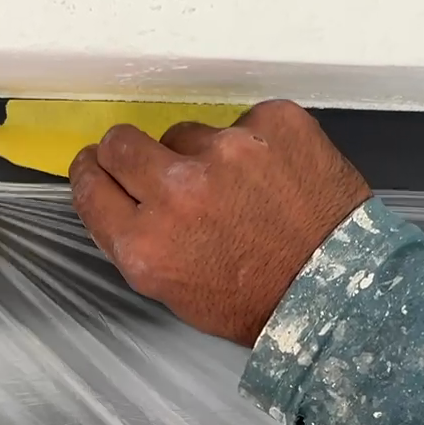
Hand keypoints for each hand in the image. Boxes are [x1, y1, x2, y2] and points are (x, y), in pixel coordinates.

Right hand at [69, 100, 370, 346]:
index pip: (89, 183)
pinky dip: (251, 145)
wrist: (334, 290)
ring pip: (184, 132)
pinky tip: (271, 179)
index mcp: (145, 244)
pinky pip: (240, 122)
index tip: (99, 168)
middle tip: (155, 168)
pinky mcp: (272, 122)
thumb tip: (118, 194)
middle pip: (121, 142)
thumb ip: (135, 240)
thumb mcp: (171, 289)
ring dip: (197, 154)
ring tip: (234, 190)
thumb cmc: (251, 302)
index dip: (92, 172)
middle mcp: (176, 193)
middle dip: (130, 153)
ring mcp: (226, 151)